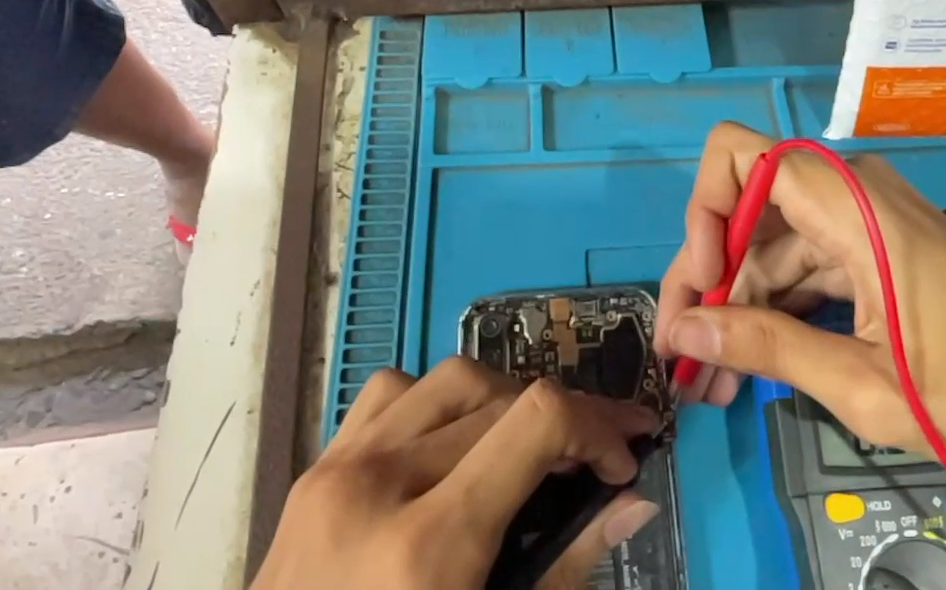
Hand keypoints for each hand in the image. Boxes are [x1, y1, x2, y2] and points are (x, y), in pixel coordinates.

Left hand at [253, 357, 660, 589]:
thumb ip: (565, 567)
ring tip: (527, 444)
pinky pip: (390, 395)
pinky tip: (452, 441)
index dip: (597, 425)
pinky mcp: (313, 471)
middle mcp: (378, 487)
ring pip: (448, 380)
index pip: (536, 421)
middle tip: (595, 453)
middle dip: (565, 417)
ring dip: (504, 400)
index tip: (622, 459)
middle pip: (500, 397)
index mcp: (427, 547)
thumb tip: (632, 501)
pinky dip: (438, 401)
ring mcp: (336, 471)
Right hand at [655, 122, 945, 483]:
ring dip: (740, 309)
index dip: (703, 212)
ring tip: (711, 386)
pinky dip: (779, 312)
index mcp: (852, 205)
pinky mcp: (881, 253)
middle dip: (710, 283)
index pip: (740, 157)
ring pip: (774, 248)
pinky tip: (753, 369)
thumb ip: (766, 349)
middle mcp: (854, 195)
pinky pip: (809, 267)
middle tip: (684, 361)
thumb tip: (681, 335)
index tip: (703, 289)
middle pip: (748, 214)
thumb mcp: (865, 385)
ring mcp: (869, 224)